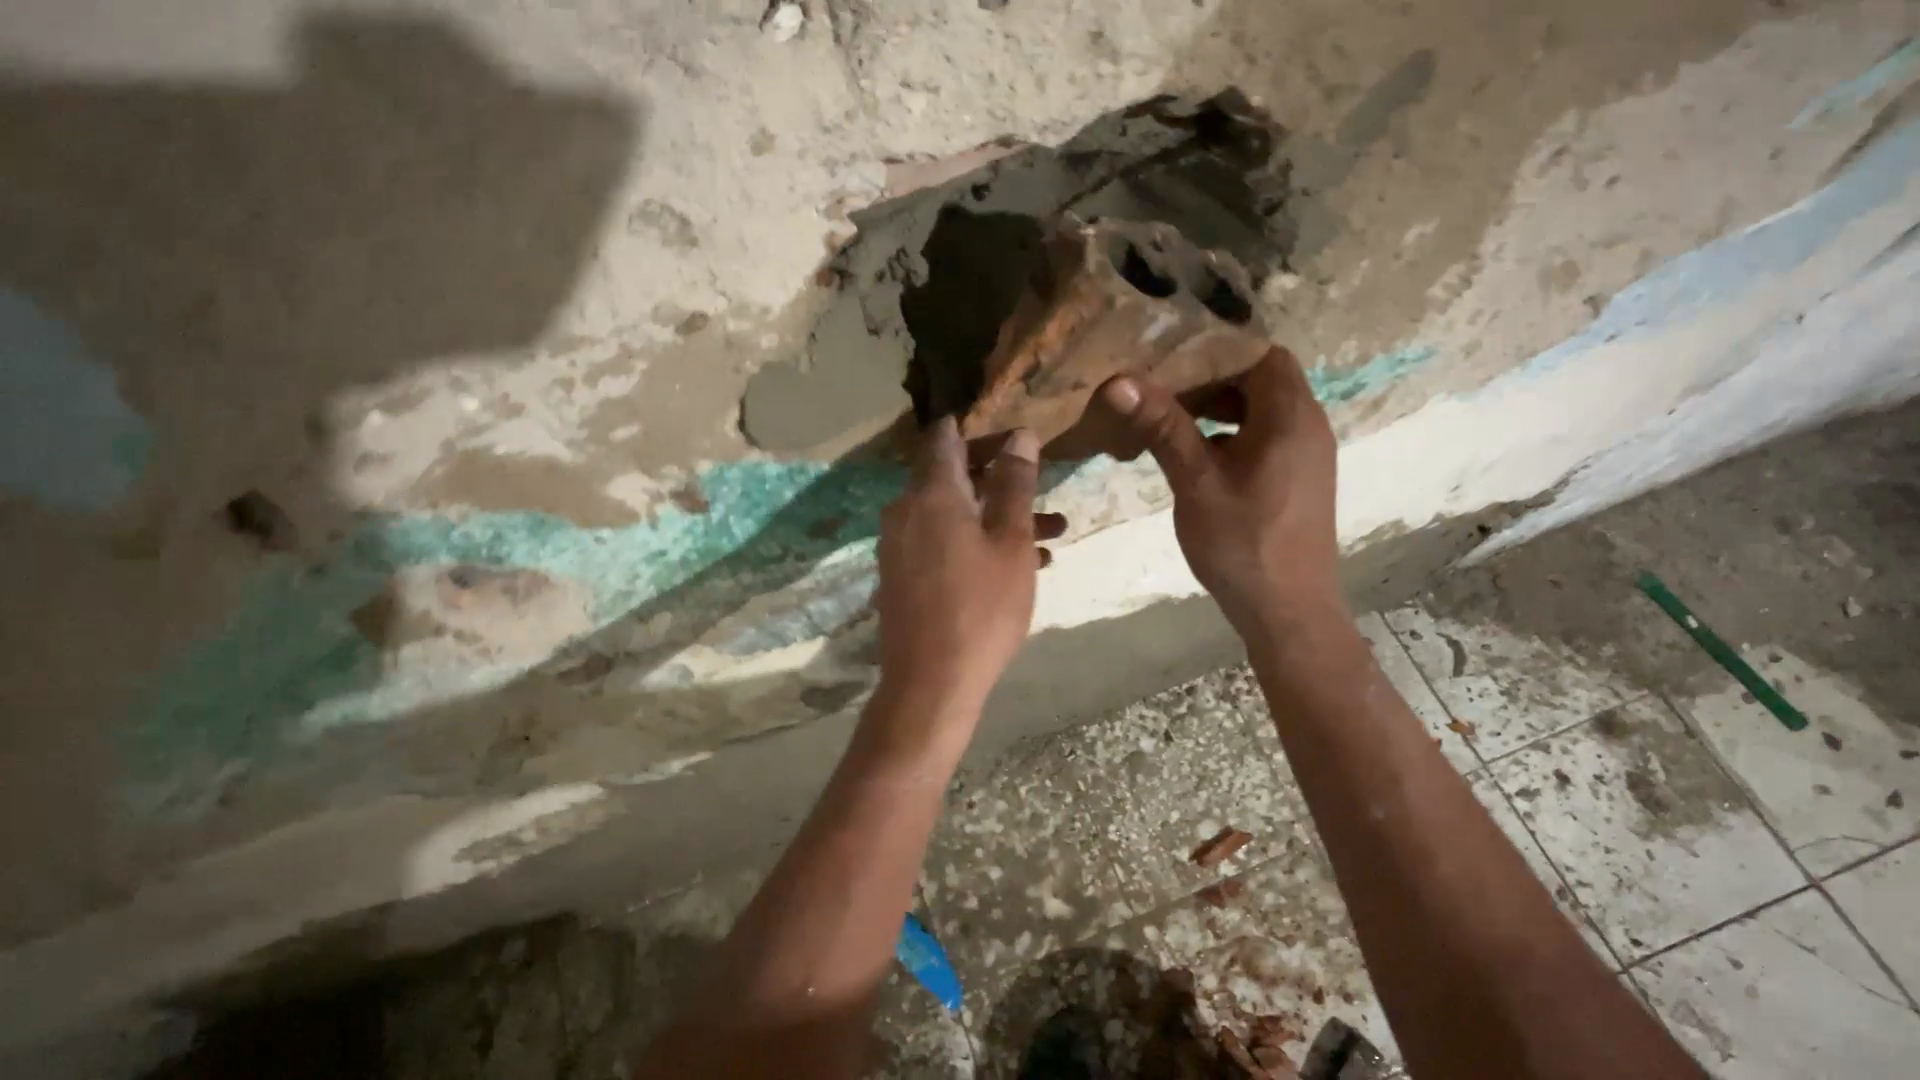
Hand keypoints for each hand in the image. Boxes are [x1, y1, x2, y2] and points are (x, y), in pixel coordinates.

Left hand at [873, 420, 1061, 732]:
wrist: (931, 682)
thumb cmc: (981, 608)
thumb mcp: (1010, 541)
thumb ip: (1015, 484)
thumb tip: (1020, 436)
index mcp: (931, 492)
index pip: (947, 436)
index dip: (983, 429)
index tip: (1018, 436)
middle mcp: (906, 510)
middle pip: (953, 475)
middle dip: (1001, 479)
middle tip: (1045, 488)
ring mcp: (899, 545)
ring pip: (953, 513)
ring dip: (997, 515)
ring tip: (1053, 534)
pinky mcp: (901, 575)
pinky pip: (941, 542)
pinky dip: (976, 542)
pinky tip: (1020, 565)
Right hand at [1100, 346, 1342, 639]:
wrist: (1288, 611)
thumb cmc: (1243, 543)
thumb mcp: (1196, 481)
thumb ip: (1162, 426)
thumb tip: (1120, 380)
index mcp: (1290, 416)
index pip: (1260, 353)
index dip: (1217, 350)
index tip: (1170, 357)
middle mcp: (1308, 425)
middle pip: (1262, 379)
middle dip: (1212, 378)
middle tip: (1160, 386)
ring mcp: (1307, 454)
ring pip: (1262, 410)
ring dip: (1220, 408)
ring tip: (1169, 417)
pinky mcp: (1299, 478)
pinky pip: (1266, 436)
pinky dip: (1232, 433)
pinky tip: (1194, 455)